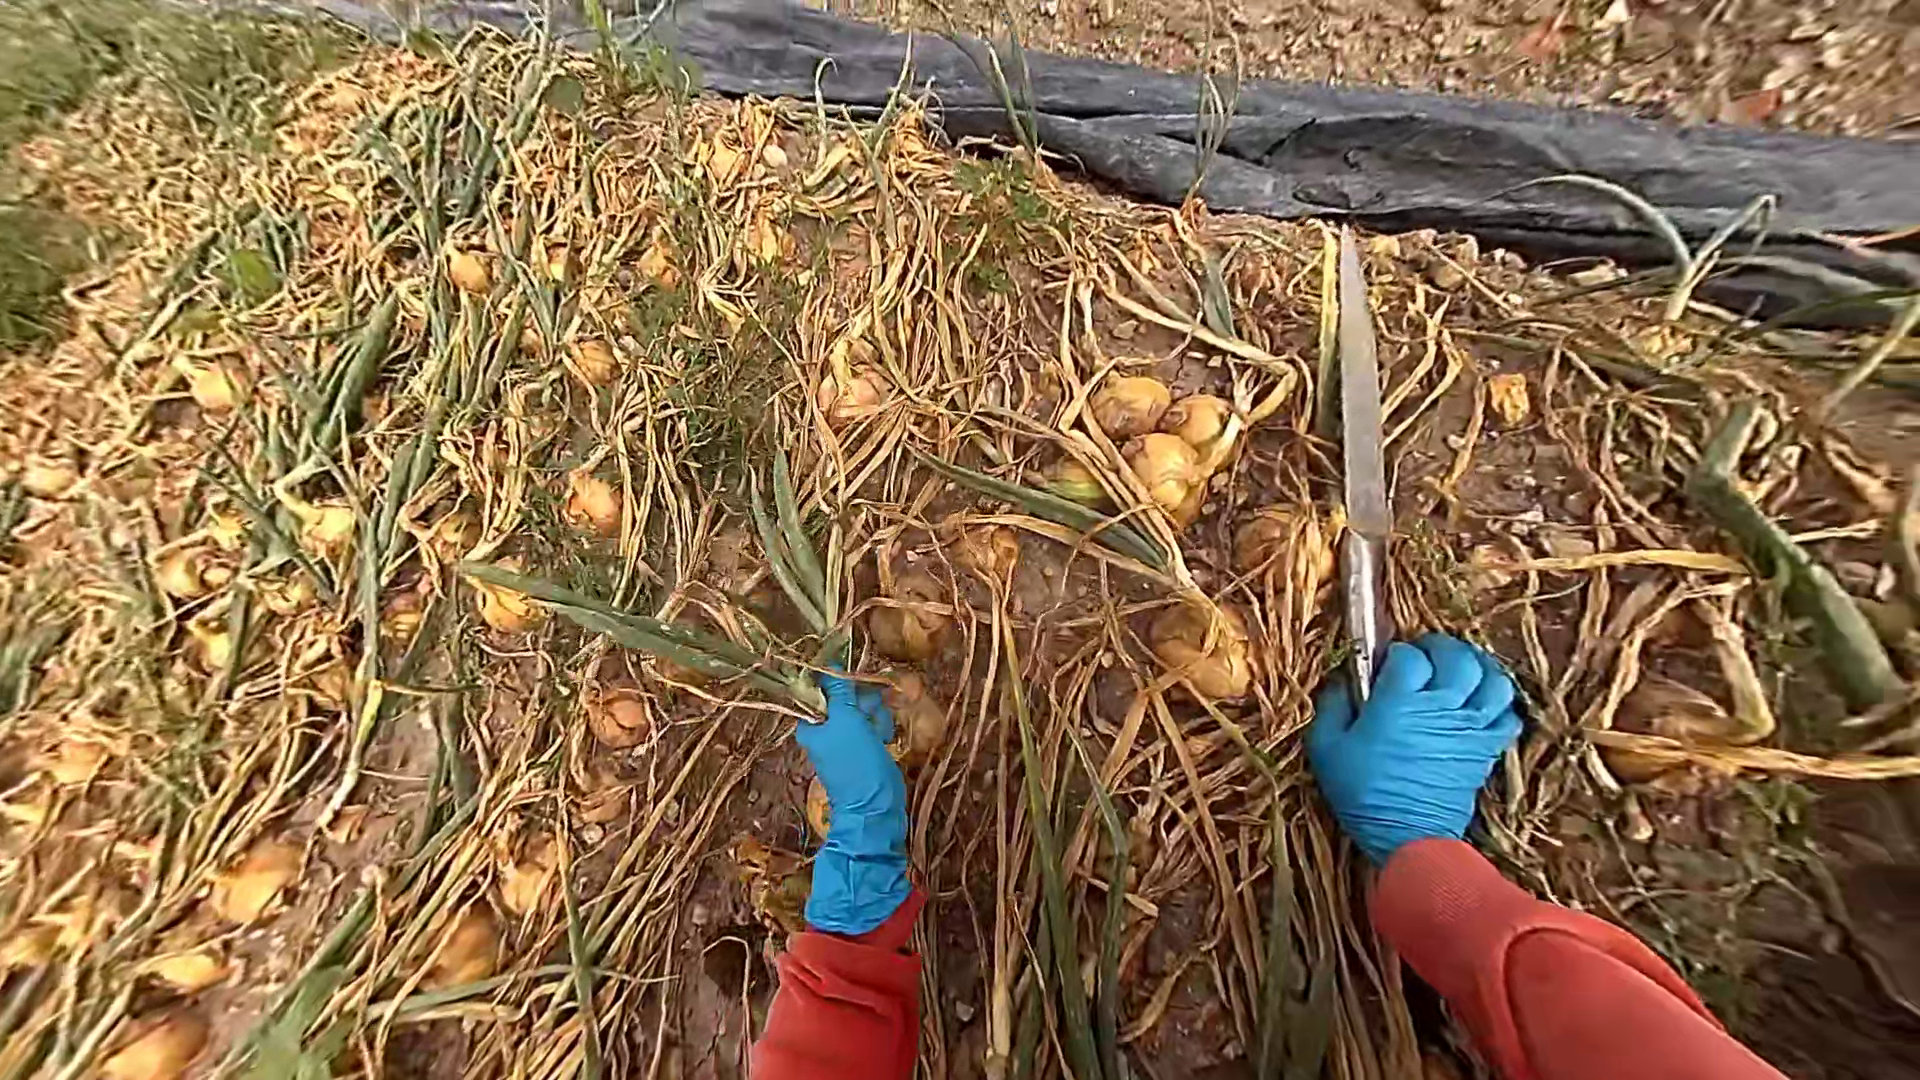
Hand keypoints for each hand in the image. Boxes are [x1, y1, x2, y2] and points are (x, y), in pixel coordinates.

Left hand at [797, 671, 910, 933]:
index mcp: (812, 723)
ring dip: (876, 715)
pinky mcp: (865, 745)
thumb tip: (830, 665)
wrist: (876, 806)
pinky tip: (884, 739)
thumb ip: (839, 693)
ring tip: (879, 732)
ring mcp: (847, 738)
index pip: (824, 689)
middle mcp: (827, 728)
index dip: (842, 685)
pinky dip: (880, 727)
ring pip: (865, 708)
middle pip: (848, 697)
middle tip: (870, 713)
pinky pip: (874, 723)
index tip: (856, 688)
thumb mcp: (846, 722)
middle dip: (864, 702)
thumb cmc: (856, 763)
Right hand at [1305, 634, 1520, 864]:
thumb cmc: (1360, 787)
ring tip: (1454, 668)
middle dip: (1440, 648)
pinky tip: (1476, 700)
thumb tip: (1342, 680)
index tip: (1382, 661)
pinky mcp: (1487, 748)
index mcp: (1399, 702)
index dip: (1395, 652)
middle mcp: (1442, 707)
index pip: (1409, 655)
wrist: (1407, 835)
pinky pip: (1508, 713)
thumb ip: (1333, 704)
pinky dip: (1497, 700)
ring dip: (1475, 667)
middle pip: (1459, 658)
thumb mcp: (1326, 743)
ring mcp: (1471, 727)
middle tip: (1421, 653)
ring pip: (1493, 680)